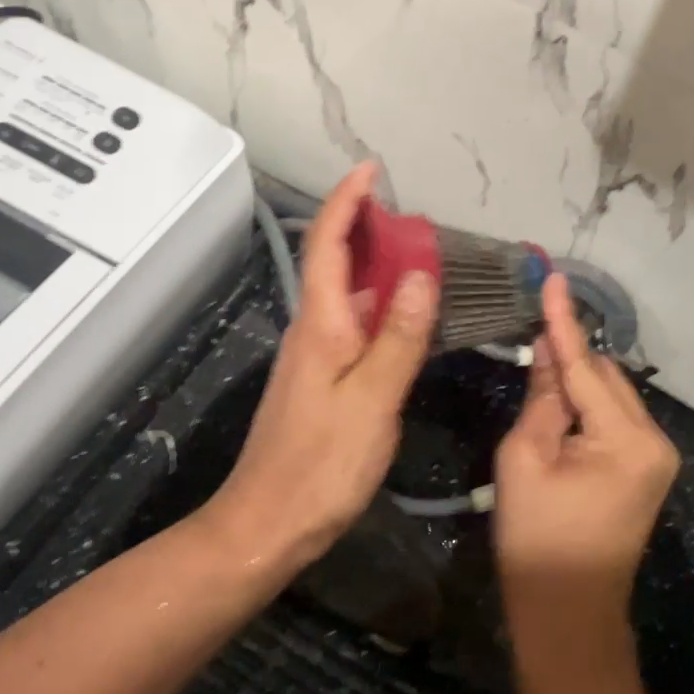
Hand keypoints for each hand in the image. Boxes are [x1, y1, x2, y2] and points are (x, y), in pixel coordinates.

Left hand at [203, 162, 437, 566]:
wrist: (269, 524)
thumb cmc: (322, 463)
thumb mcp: (372, 398)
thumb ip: (399, 336)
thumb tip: (422, 274)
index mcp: (321, 323)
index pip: (328, 244)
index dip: (347, 201)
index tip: (372, 169)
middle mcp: (313, 329)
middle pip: (337, 262)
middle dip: (369, 229)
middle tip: (417, 219)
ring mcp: (315, 357)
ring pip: (348, 296)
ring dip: (379, 270)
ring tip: (424, 260)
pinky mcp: (322, 382)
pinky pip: (355, 327)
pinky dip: (382, 310)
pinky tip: (408, 322)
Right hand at [494, 273, 679, 613]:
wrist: (568, 611)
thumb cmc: (536, 538)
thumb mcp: (524, 459)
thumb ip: (541, 397)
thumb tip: (548, 348)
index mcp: (626, 440)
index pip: (586, 366)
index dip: (563, 321)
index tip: (553, 277)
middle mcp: (655, 439)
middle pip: (605, 377)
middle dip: (568, 358)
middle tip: (528, 338)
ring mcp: (658, 455)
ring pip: (612, 395)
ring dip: (577, 381)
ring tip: (538, 371)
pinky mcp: (649, 468)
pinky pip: (616, 418)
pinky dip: (588, 406)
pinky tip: (560, 404)